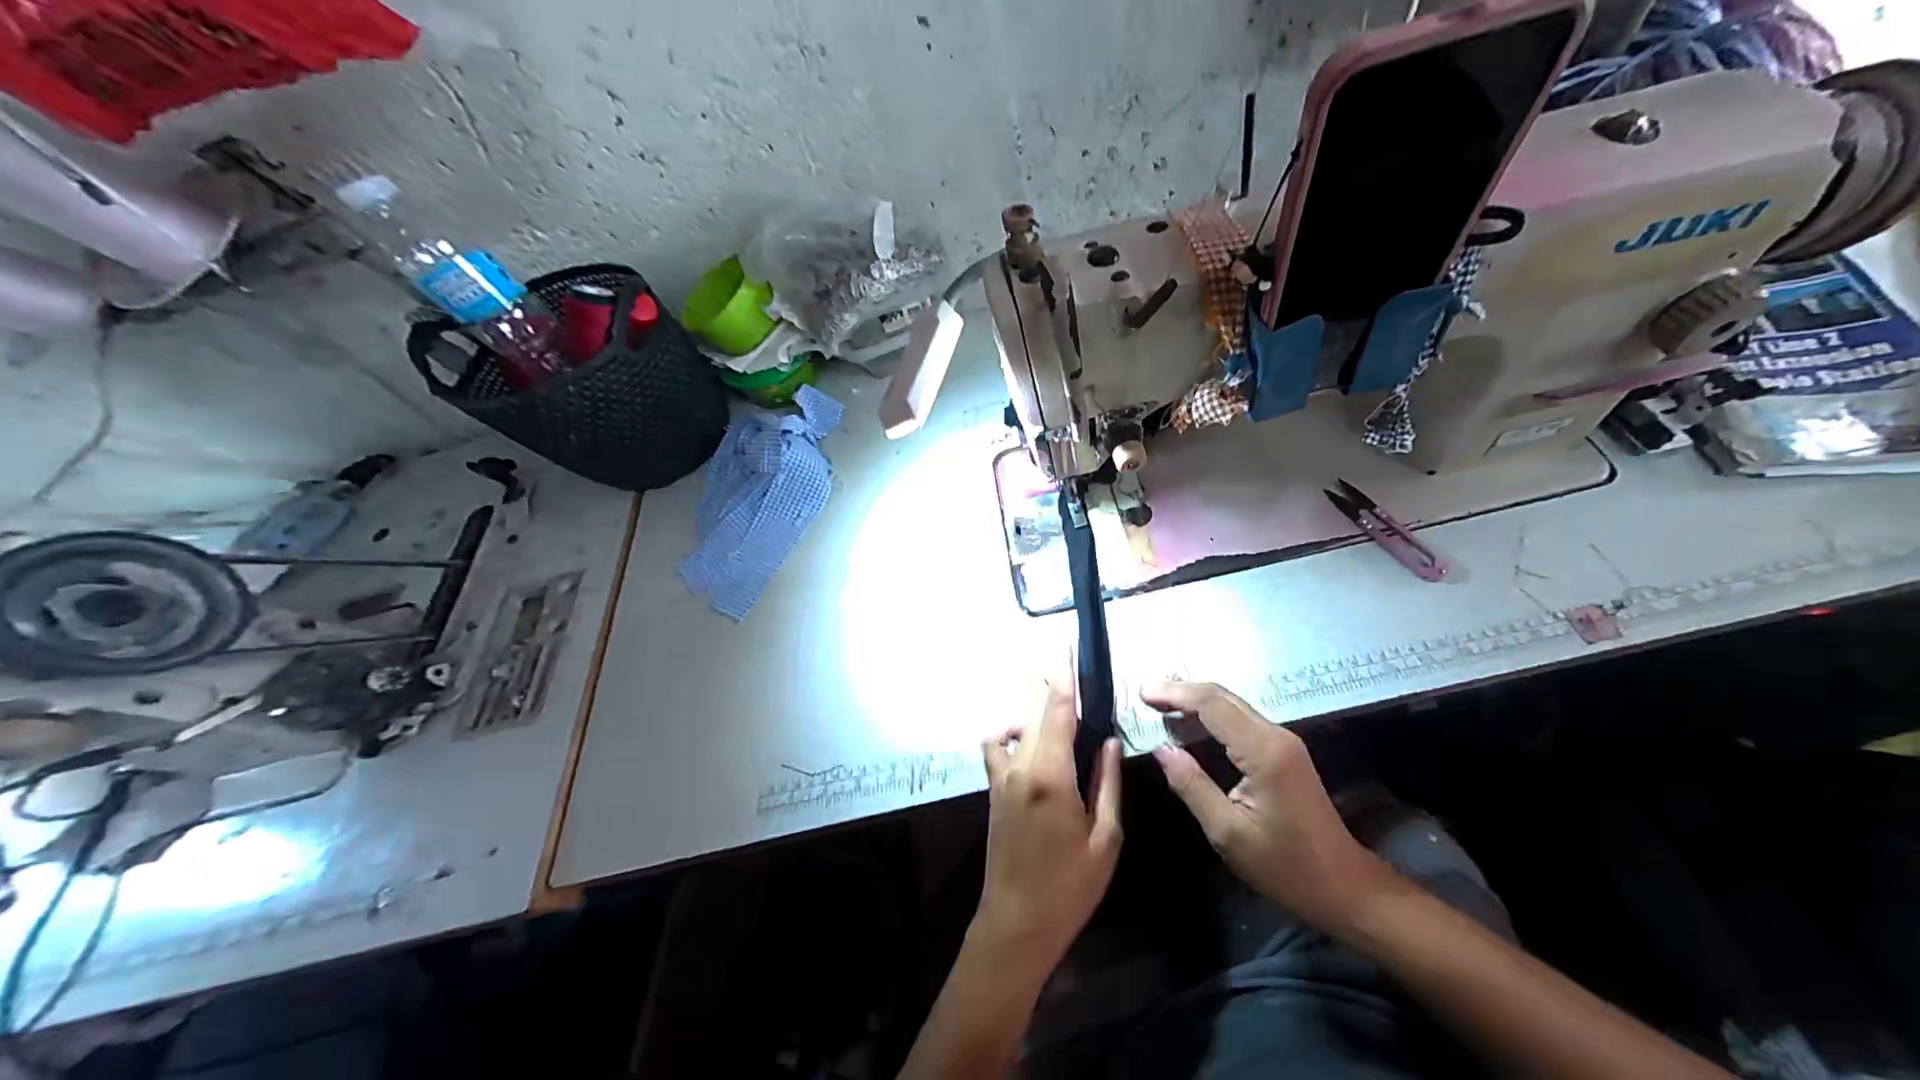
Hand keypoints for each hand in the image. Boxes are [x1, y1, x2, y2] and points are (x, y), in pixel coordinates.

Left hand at [973, 673, 1122, 971]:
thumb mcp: (1105, 838)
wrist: (1016, 923)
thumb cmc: (1069, 886)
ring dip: (1036, 716)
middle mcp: (1019, 766)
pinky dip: (1014, 737)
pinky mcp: (992, 791)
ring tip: (1062, 723)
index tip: (1066, 649)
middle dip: (1053, 692)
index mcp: (1051, 775)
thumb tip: (1110, 742)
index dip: (1064, 678)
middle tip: (1073, 676)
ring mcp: (1000, 778)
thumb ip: (1107, 783)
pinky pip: (1000, 748)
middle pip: (1036, 714)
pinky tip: (1035, 751)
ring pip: (1016, 729)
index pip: (1057, 712)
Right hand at [1142, 680, 1391, 933]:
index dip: (1174, 693)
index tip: (1142, 693)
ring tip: (1159, 705)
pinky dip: (1210, 714)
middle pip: (1223, 696)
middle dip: (1181, 690)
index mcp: (1263, 752)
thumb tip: (1161, 749)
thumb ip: (1192, 786)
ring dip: (1195, 700)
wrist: (1344, 885)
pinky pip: (1240, 719)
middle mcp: (1276, 736)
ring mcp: (1284, 742)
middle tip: (1145, 696)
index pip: (1212, 704)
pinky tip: (1191, 722)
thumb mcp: (1227, 833)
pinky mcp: (1285, 752)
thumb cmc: (1285, 866)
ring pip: (1232, 704)